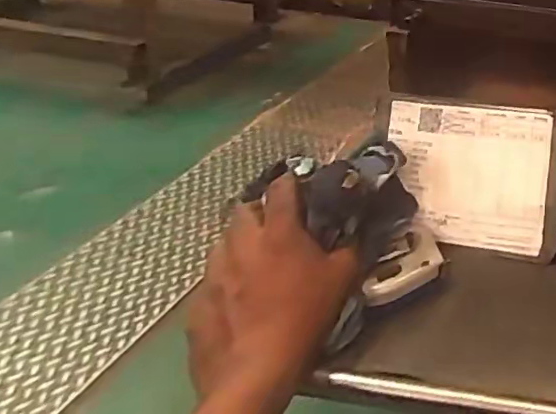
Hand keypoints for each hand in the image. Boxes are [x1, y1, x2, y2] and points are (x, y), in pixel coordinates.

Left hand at [187, 172, 364, 413]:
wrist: (253, 375)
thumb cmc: (303, 318)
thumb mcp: (342, 278)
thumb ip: (351, 245)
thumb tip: (357, 229)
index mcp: (278, 231)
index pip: (281, 187)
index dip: (292, 180)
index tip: (302, 184)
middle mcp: (242, 245)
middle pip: (243, 208)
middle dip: (259, 208)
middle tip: (277, 221)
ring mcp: (214, 275)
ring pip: (222, 242)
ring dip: (238, 241)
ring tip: (255, 255)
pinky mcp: (197, 305)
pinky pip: (210, 278)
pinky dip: (225, 277)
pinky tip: (237, 293)